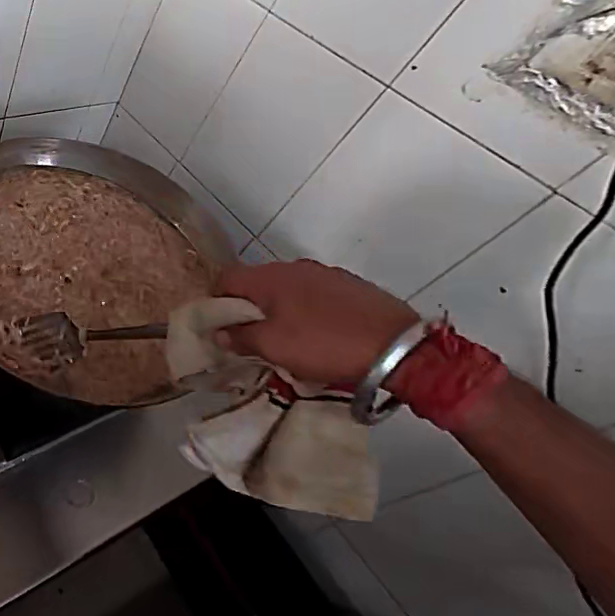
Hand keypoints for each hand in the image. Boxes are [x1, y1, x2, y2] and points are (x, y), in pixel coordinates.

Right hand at [215, 260, 419, 387]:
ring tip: (285, 340)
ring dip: (278, 310)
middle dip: (248, 309)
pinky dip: (305, 311)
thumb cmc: (324, 345)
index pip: (226, 278)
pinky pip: (313, 295)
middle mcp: (295, 267)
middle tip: (250, 339)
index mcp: (270, 277)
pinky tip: (317, 335)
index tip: (220, 328)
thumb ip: (240, 337)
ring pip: (286, 289)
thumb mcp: (273, 347)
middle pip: (256, 283)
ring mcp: (326, 274)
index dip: (216, 302)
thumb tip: (219, 332)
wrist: (398, 349)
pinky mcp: (350, 286)